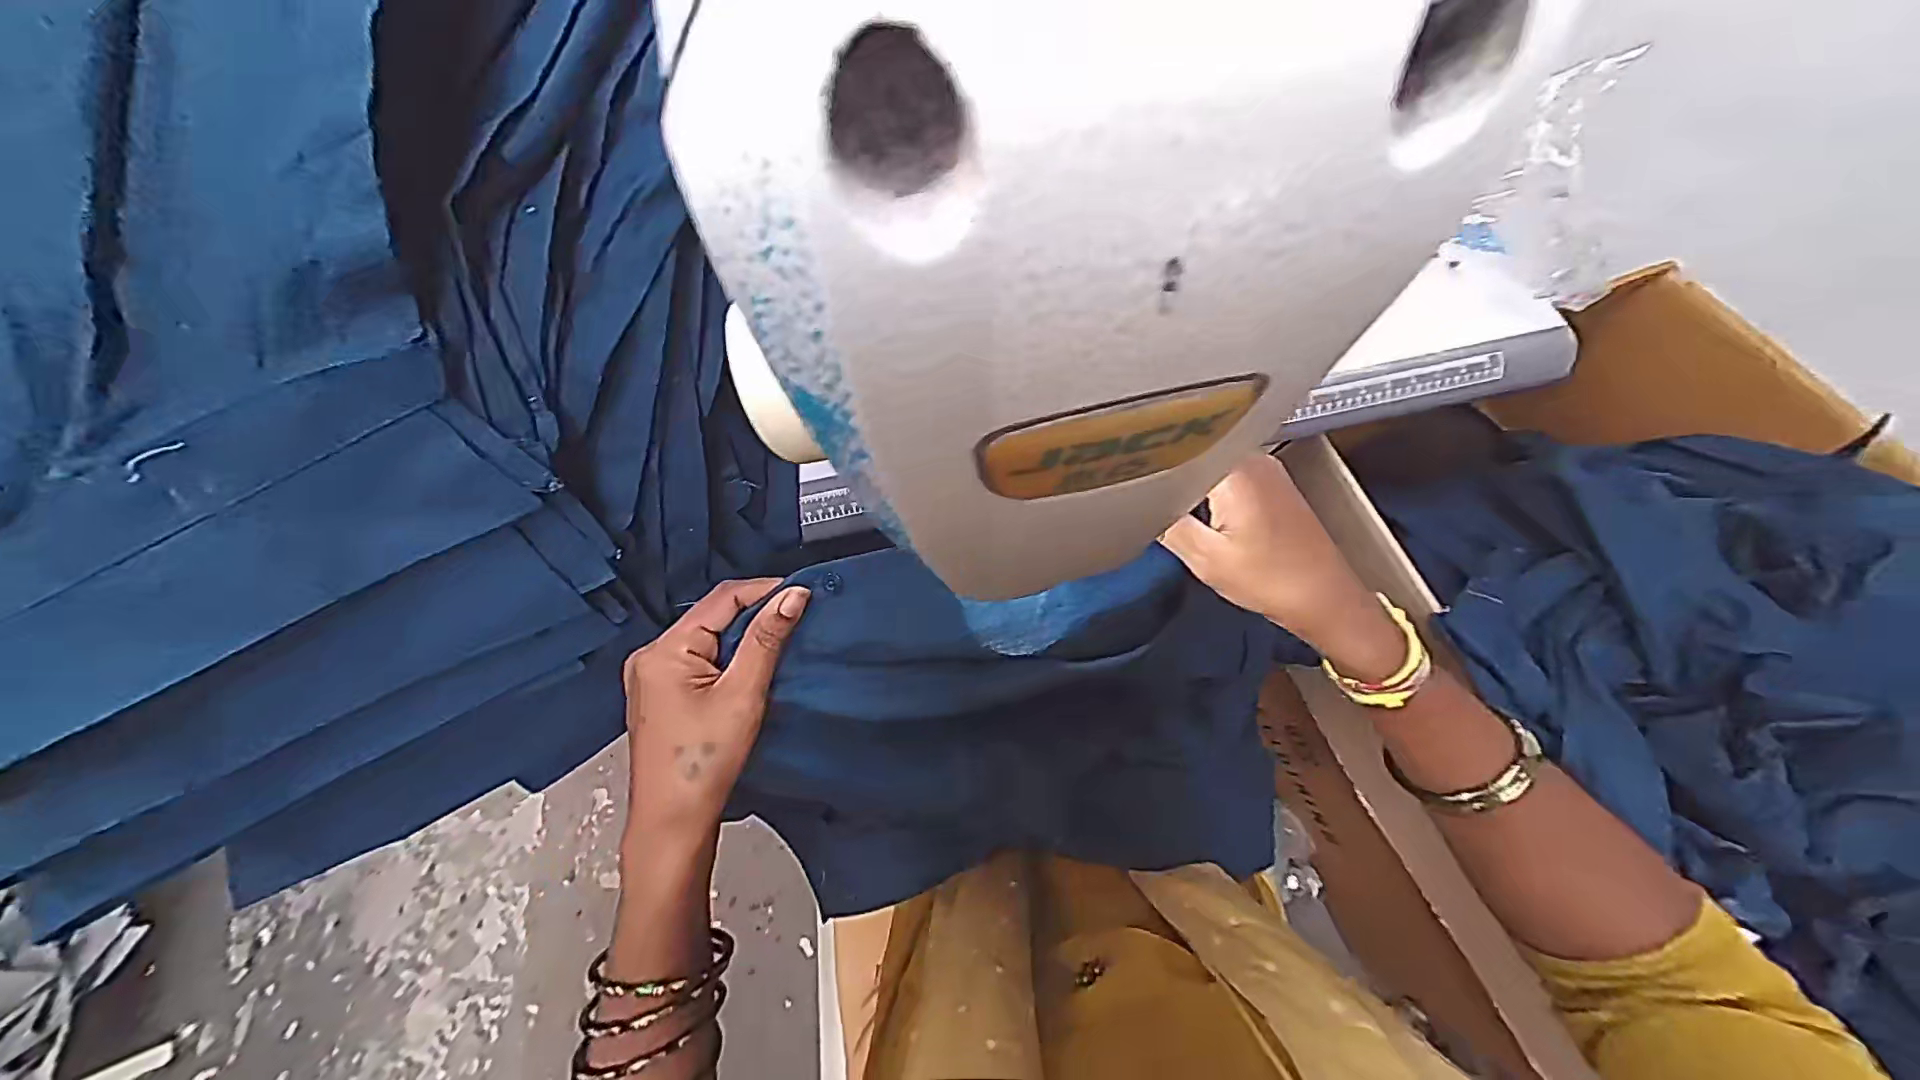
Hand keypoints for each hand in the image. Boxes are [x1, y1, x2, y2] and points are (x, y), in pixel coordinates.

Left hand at [621, 578, 810, 840]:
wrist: (673, 821)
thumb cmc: (703, 763)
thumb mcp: (743, 693)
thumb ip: (767, 638)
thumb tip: (792, 596)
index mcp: (664, 650)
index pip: (722, 599)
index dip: (765, 590)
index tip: (802, 592)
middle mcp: (651, 655)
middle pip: (713, 614)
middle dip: (757, 611)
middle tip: (798, 613)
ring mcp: (653, 674)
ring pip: (709, 634)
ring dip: (745, 632)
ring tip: (783, 634)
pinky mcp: (662, 692)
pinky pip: (701, 656)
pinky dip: (731, 653)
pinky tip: (755, 661)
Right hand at [1159, 454, 1402, 679]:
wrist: (1325, 599)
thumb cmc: (1273, 581)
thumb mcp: (1205, 558)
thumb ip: (1167, 523)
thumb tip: (1140, 502)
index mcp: (1236, 470)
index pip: (1177, 448)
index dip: (1149, 460)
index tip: (1127, 473)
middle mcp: (1254, 460)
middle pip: (1193, 452)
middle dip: (1167, 472)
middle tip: (1140, 492)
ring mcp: (1266, 471)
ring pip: (1208, 464)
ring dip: (1186, 483)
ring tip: (1165, 503)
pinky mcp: (1271, 486)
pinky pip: (1225, 476)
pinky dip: (1206, 491)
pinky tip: (1197, 513)